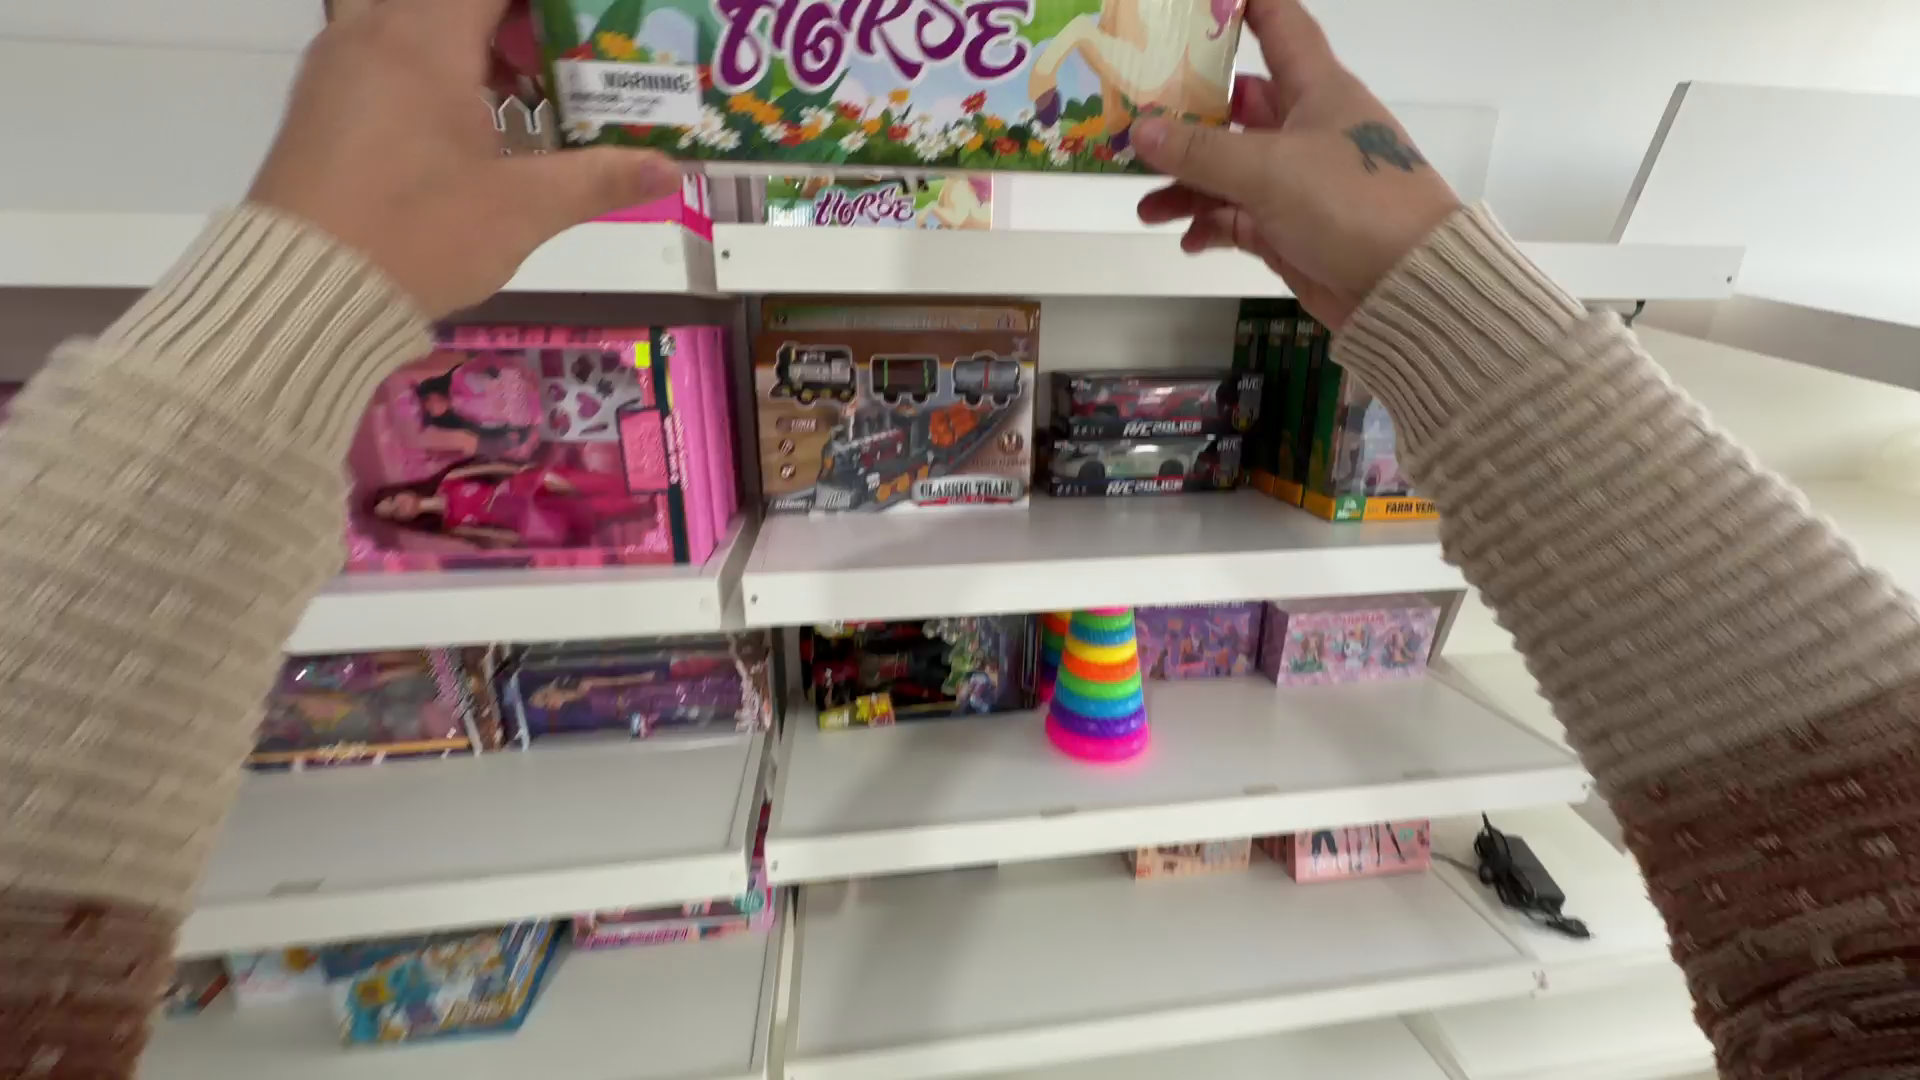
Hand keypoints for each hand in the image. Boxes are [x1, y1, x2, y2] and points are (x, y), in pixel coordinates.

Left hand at [249, 0, 681, 317]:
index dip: (544, 7)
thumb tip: (672, 170)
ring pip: (410, 16)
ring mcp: (341, 62)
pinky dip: (436, 63)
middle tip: (556, 60)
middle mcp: (371, 31)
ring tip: (521, 89)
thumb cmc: (424, 233)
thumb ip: (600, 180)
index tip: (583, 29)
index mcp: (422, 43)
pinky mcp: (330, 99)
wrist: (315, 286)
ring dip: (470, 39)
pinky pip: (386, 47)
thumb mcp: (525, 209)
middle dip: (510, 22)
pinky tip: (471, 122)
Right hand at [1132, 0, 1461, 329]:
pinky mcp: (1284, 230)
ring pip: (1227, 173)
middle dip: (1188, 120)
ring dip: (1187, 187)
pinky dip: (1208, 227)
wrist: (1397, 282)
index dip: (1246, 5)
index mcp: (1315, 91)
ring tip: (1146, 206)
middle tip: (1139, 129)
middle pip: (1236, 111)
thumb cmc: (1348, 202)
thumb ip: (1201, 151)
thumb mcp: (1269, 168)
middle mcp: (1303, 130)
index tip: (1200, 4)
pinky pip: (1234, 220)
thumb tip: (1140, 131)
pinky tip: (1186, 239)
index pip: (1281, 26)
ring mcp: (1292, 184)